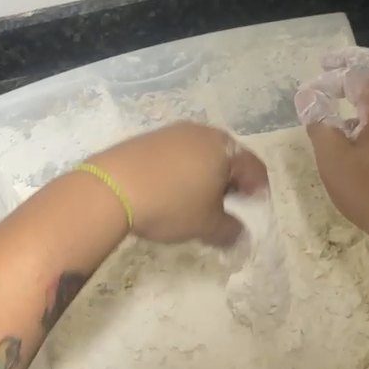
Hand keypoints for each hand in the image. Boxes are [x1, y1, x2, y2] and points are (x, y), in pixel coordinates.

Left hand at [85, 122, 267, 244]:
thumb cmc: (171, 204)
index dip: (258, 189)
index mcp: (224, 149)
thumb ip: (230, 231)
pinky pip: (175, 154)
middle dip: (231, 181)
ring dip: (205, 175)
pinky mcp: (147, 139)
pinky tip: (169, 190)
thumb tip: (241, 236)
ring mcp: (172, 132)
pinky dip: (181, 171)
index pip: (254, 167)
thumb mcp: (205, 225)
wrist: (111, 188)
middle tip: (226, 204)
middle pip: (227, 157)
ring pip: (200, 154)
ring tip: (196, 200)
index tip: (253, 205)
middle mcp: (202, 133)